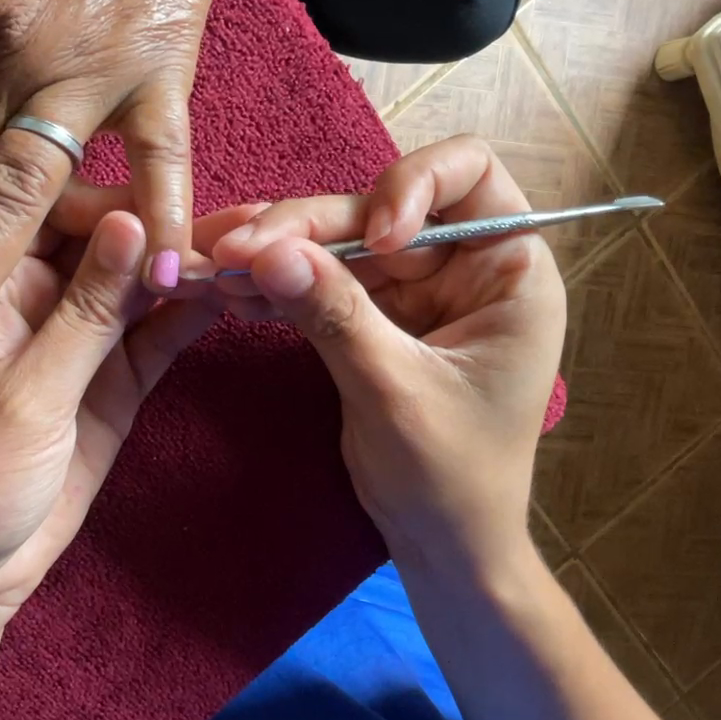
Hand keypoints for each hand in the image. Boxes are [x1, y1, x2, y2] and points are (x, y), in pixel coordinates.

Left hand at [0, 205, 257, 628]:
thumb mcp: (28, 393)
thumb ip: (85, 311)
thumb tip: (132, 224)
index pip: (54, 217)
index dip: (113, 203)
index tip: (173, 199)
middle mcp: (37, 305)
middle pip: (106, 251)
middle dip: (162, 236)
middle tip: (232, 228)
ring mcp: (79, 346)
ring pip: (136, 293)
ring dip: (183, 277)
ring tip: (243, 259)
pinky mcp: (110, 385)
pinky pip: (153, 341)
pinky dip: (184, 322)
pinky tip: (226, 299)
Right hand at [210, 137, 566, 565]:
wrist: (442, 545)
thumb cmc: (450, 477)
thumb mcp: (394, 392)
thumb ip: (335, 315)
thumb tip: (266, 251)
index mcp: (507, 270)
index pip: (468, 174)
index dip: (412, 186)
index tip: (373, 237)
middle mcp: (458, 267)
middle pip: (375, 211)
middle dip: (305, 228)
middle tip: (232, 249)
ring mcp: (409, 292)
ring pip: (335, 245)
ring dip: (274, 254)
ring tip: (213, 267)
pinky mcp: (369, 318)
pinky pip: (317, 285)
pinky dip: (275, 287)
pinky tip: (228, 292)